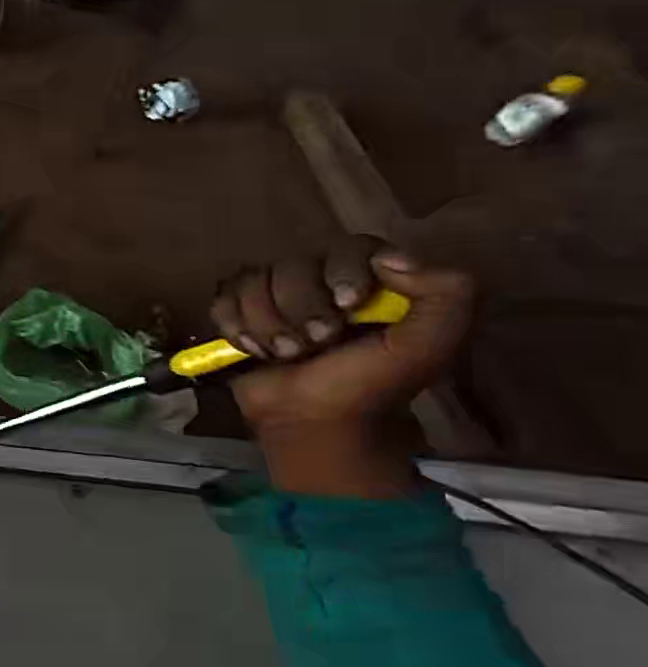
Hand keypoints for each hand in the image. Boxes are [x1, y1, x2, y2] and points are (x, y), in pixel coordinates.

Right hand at [210, 237, 473, 495]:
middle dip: (300, 307)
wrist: (312, 420)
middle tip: (315, 343)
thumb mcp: (429, 344)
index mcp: (368, 280)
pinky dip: (237, 328)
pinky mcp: (234, 314)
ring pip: (252, 282)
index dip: (341, 271)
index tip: (346, 306)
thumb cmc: (370, 384)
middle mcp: (316, 281)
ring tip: (285, 354)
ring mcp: (270, 297)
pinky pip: (222, 301)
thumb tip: (390, 259)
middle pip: (291, 264)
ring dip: (267, 323)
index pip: (348, 246)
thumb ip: (445, 294)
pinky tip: (254, 351)